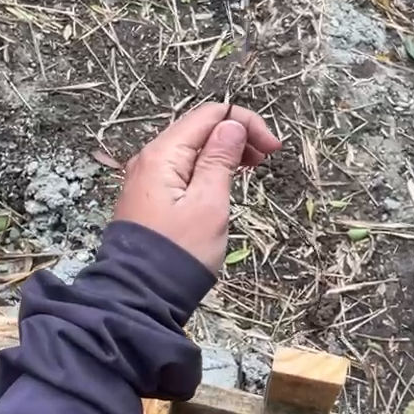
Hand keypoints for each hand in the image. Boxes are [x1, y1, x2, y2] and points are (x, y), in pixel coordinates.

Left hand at [114, 103, 280, 269]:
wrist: (142, 298)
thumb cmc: (179, 254)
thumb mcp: (209, 204)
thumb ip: (220, 160)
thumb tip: (231, 126)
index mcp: (162, 155)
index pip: (208, 116)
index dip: (244, 123)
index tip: (272, 148)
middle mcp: (149, 160)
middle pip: (198, 129)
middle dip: (235, 135)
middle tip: (266, 158)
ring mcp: (146, 179)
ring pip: (191, 150)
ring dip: (223, 152)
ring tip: (251, 169)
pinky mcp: (149, 198)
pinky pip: (181, 170)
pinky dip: (206, 169)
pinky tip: (224, 181)